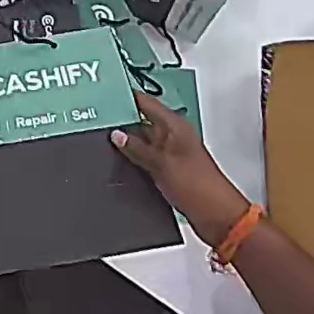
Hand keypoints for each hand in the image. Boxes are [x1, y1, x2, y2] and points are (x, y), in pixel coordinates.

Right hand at [112, 93, 251, 246]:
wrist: (218, 218)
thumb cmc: (198, 186)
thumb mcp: (162, 163)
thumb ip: (137, 148)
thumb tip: (116, 135)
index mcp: (174, 126)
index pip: (146, 103)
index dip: (126, 97)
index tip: (104, 95)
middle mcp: (171, 136)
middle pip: (141, 121)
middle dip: (121, 121)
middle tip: (95, 119)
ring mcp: (169, 154)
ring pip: (141, 141)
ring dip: (126, 143)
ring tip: (100, 139)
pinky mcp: (167, 170)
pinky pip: (144, 158)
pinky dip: (132, 158)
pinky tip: (116, 161)